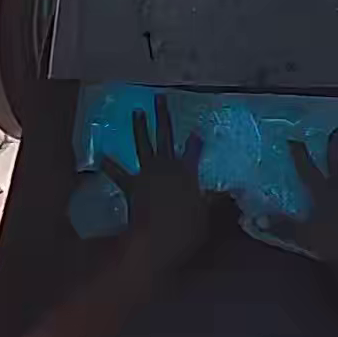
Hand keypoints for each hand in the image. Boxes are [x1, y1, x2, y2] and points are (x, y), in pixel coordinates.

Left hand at [97, 95, 208, 282]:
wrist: (156, 238)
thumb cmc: (186, 228)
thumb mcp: (206, 215)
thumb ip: (216, 200)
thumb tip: (236, 190)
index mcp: (187, 171)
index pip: (193, 151)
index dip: (195, 141)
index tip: (196, 129)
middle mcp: (166, 165)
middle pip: (165, 135)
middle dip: (162, 116)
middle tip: (159, 98)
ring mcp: (147, 172)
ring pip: (142, 144)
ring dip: (139, 127)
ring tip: (136, 111)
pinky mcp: (131, 185)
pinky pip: (118, 173)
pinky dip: (109, 165)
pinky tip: (101, 156)